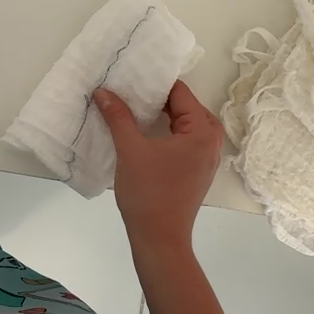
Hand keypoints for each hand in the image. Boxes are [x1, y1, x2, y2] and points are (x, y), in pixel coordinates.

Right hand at [96, 81, 223, 255]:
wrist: (159, 239)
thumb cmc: (148, 192)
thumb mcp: (130, 149)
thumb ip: (118, 116)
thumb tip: (102, 91)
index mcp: (201, 132)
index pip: (181, 94)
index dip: (157, 83)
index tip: (134, 74)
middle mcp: (211, 143)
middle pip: (189, 107)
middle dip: (164, 97)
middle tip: (136, 89)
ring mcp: (207, 160)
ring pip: (190, 124)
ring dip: (169, 114)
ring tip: (141, 107)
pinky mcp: (198, 172)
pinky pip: (189, 140)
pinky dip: (173, 130)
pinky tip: (150, 131)